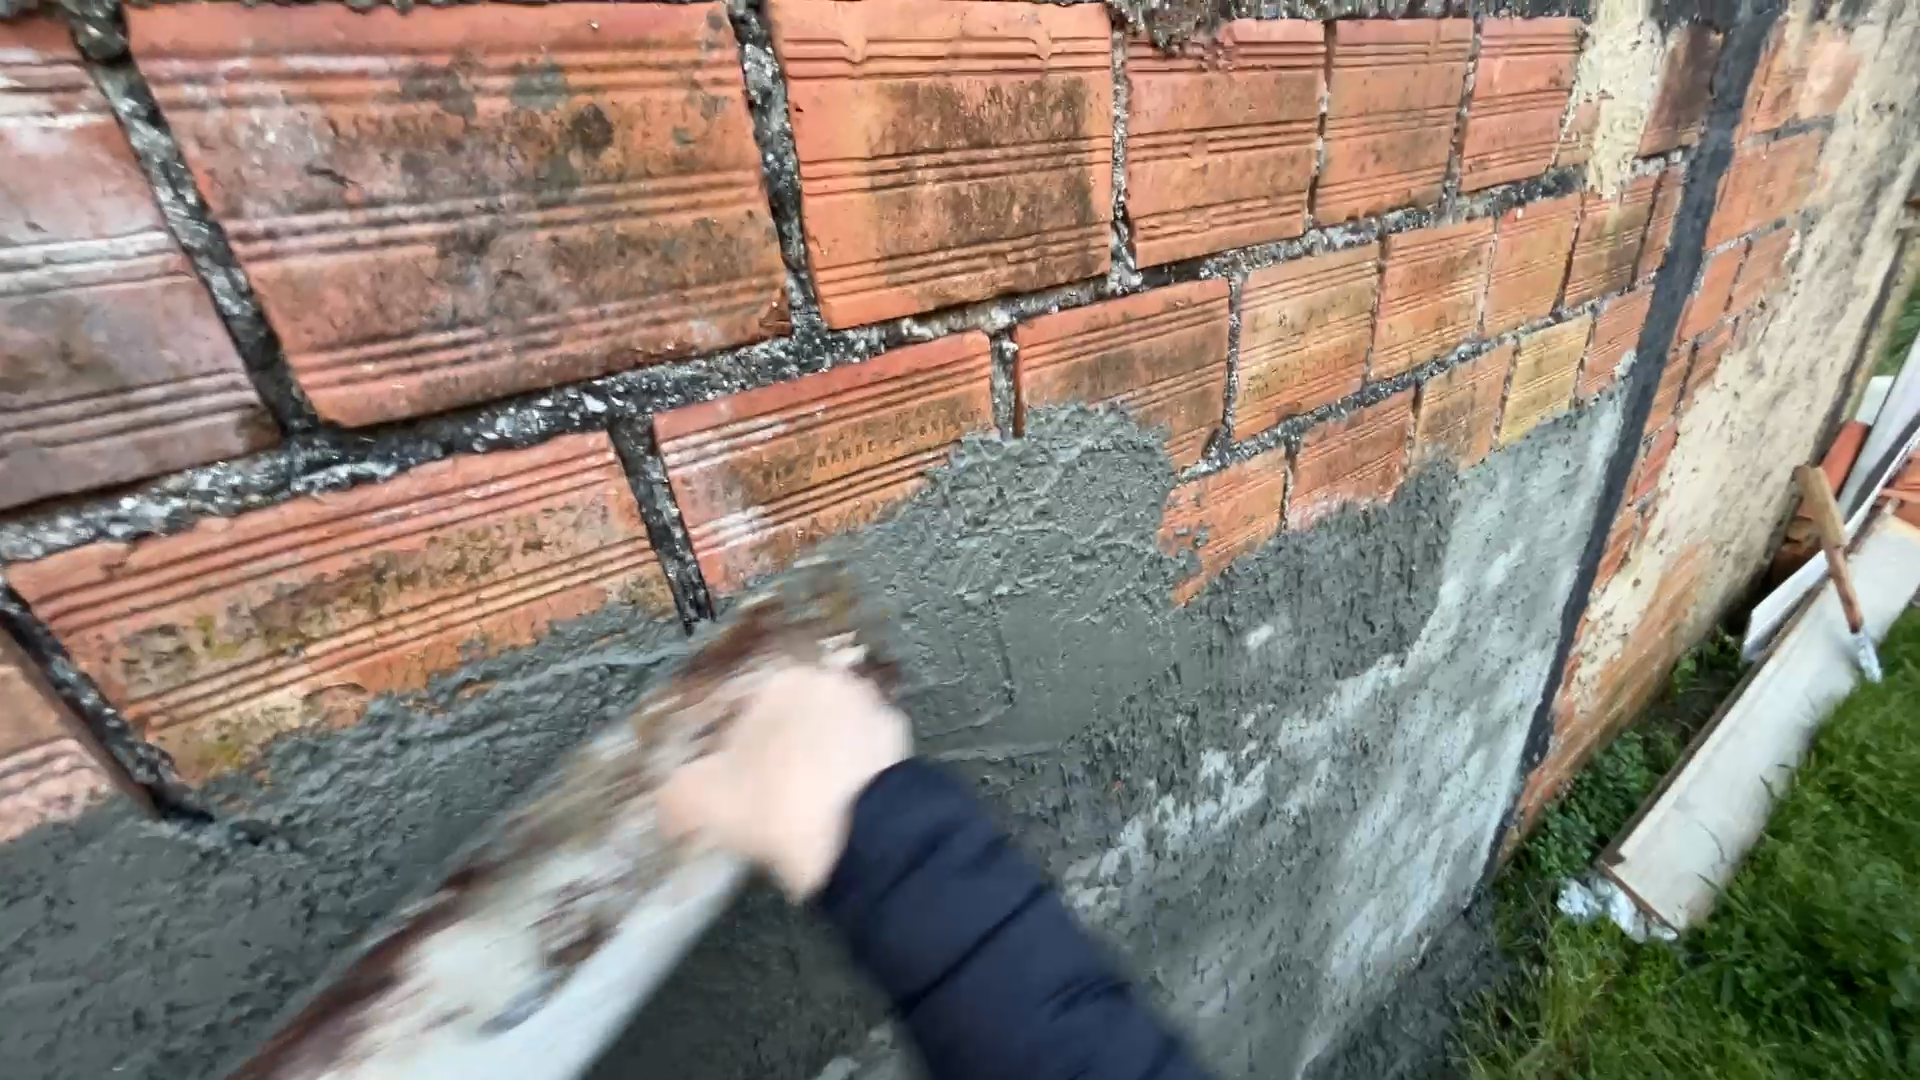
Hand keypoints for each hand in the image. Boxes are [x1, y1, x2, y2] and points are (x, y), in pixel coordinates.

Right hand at [656, 659, 911, 899]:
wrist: (862, 833)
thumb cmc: (776, 805)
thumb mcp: (703, 801)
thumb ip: (678, 793)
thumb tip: (671, 802)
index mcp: (783, 680)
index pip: (744, 710)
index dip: (731, 753)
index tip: (731, 786)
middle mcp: (832, 681)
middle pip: (792, 719)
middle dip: (778, 753)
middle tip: (767, 798)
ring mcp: (872, 708)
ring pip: (830, 735)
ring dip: (817, 761)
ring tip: (806, 807)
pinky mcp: (901, 741)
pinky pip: (865, 756)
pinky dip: (852, 775)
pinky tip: (842, 806)